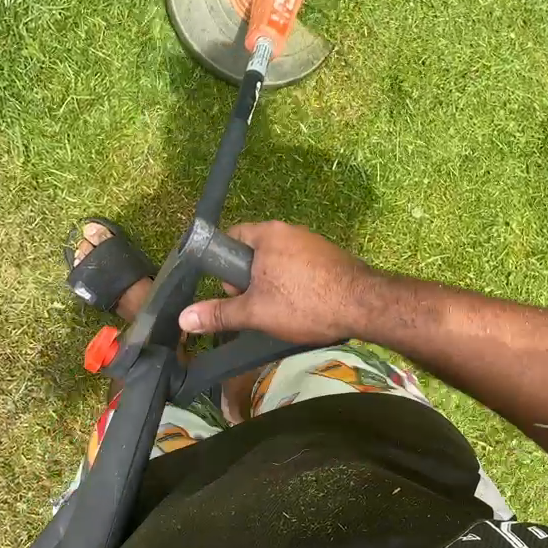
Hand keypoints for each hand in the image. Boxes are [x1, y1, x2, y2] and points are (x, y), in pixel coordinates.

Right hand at [178, 221, 375, 343]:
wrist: (364, 305)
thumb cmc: (305, 303)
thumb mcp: (256, 312)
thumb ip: (219, 313)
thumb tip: (183, 317)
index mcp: (268, 233)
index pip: (231, 238)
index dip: (223, 266)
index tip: (230, 291)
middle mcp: (290, 230)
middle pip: (254, 253)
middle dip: (250, 280)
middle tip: (256, 307)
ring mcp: (313, 243)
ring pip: (278, 264)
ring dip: (273, 286)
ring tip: (281, 313)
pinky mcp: (330, 258)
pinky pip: (301, 269)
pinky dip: (296, 286)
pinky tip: (303, 308)